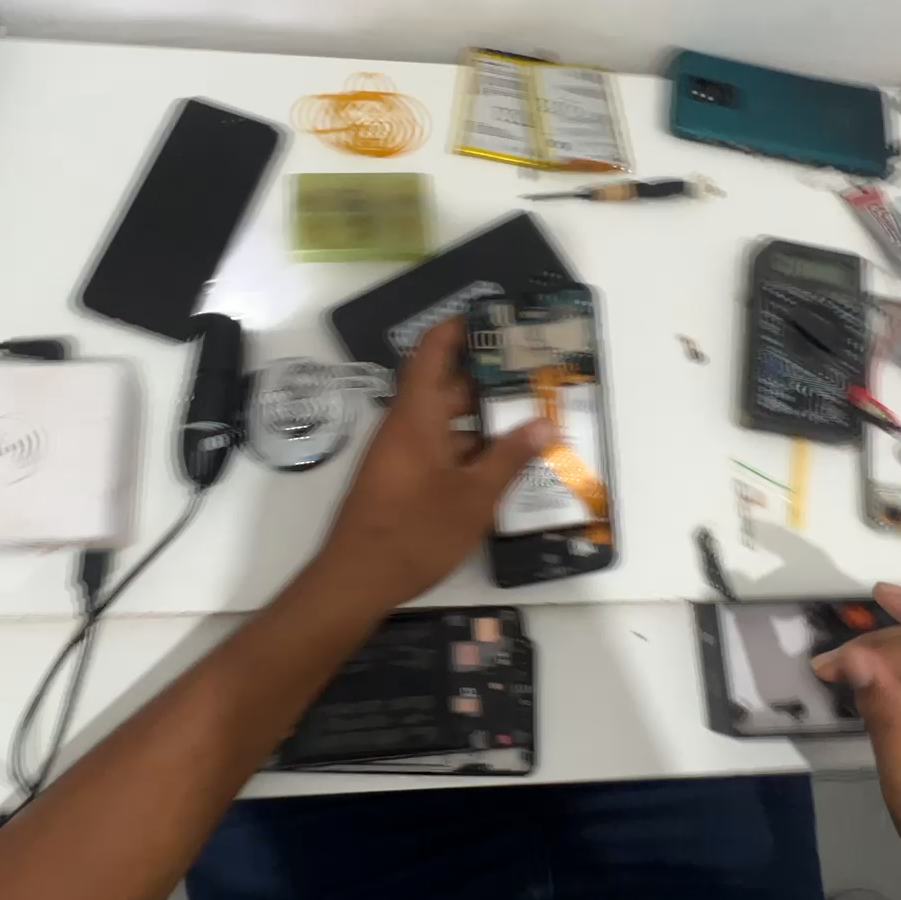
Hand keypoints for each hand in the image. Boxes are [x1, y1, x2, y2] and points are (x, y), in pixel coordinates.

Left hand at [311, 319, 552, 611]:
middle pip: (444, 388)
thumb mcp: (474, 497)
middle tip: (531, 379)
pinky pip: (436, 449)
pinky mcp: (398, 481)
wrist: (355, 580)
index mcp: (416, 416)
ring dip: (480, 421)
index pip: (431, 353)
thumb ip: (510, 457)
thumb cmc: (415, 531)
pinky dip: (466, 449)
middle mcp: (404, 427)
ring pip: (443, 423)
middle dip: (486, 382)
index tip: (489, 319)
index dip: (456, 329)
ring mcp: (398, 455)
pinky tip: (499, 465)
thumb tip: (545, 423)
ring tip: (528, 421)